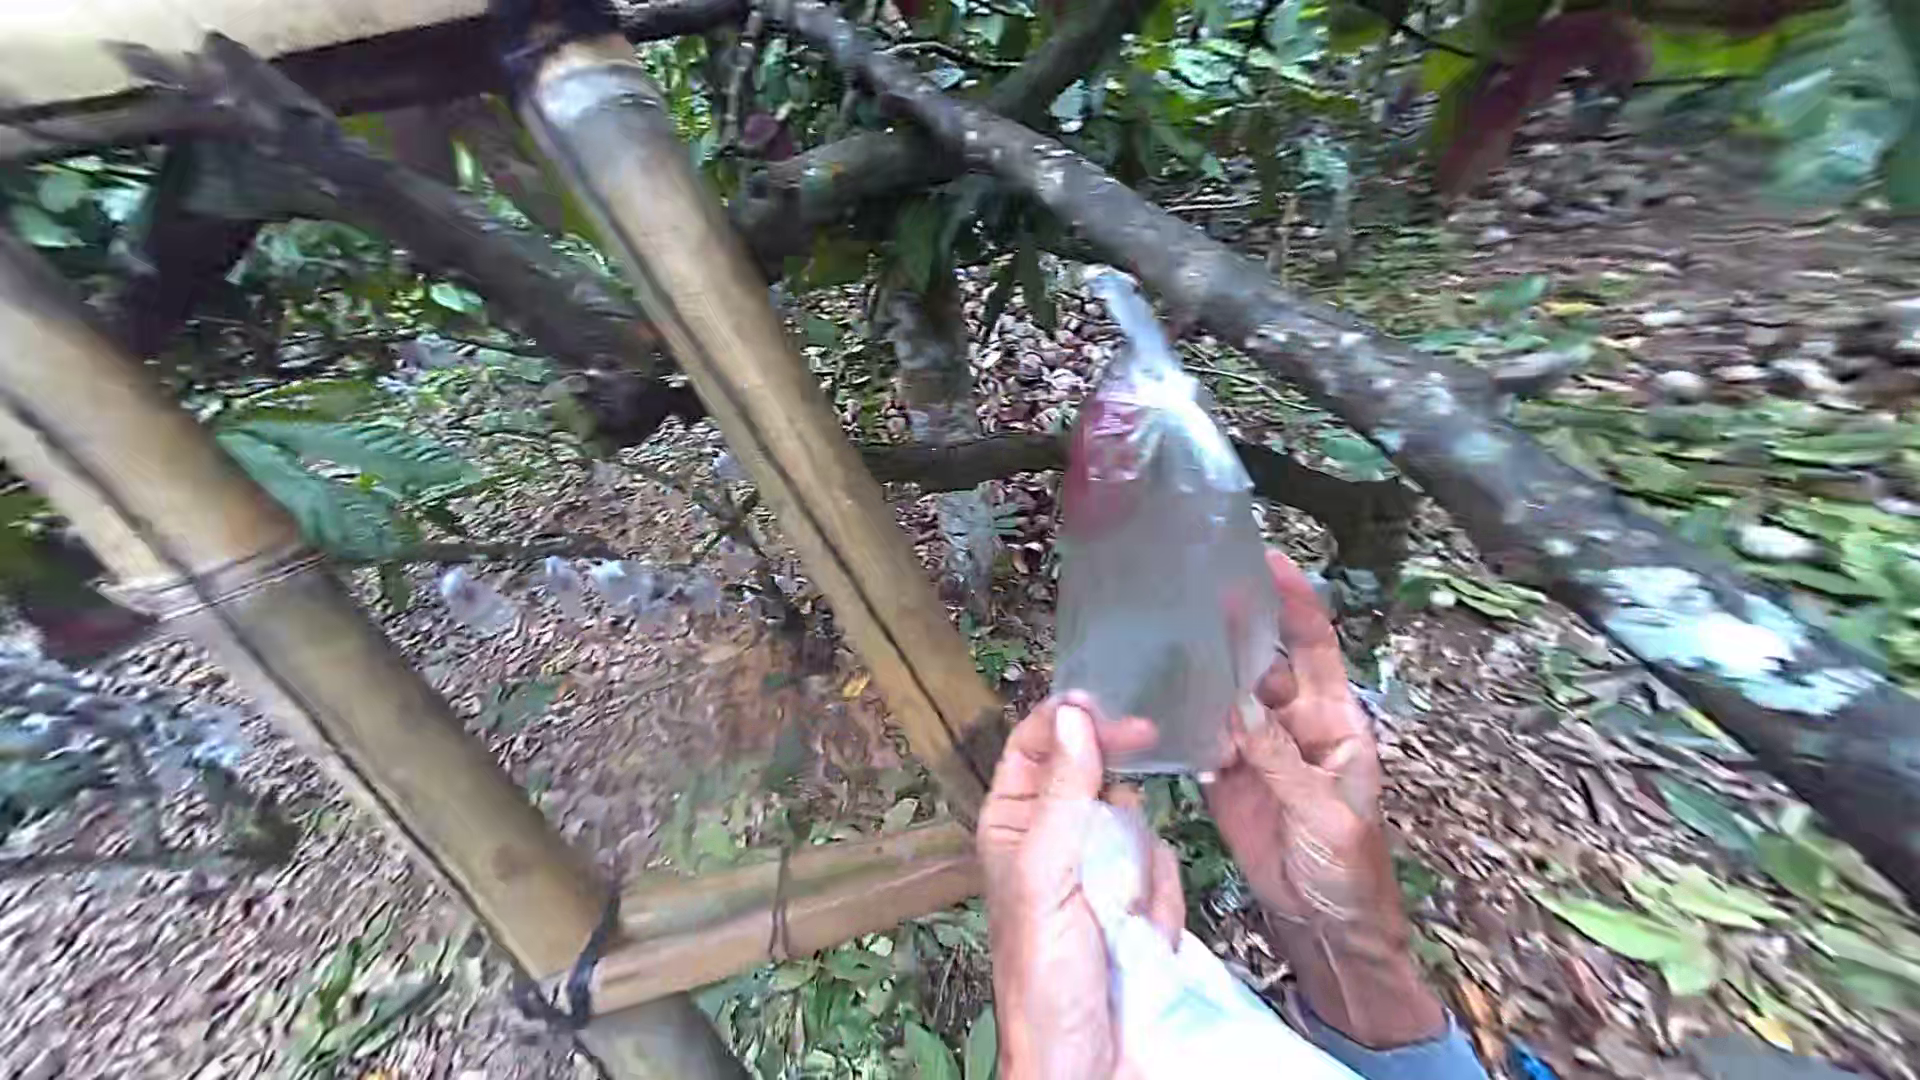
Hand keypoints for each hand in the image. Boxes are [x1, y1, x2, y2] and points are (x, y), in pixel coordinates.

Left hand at [977, 695, 1183, 1079]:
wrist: (1090, 1066)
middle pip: (1089, 769)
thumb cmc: (1045, 968)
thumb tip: (1073, 713)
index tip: (1104, 700)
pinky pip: (1157, 862)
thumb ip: (1064, 791)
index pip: (1036, 744)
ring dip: (1135, 859)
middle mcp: (1052, 829)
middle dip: (1116, 773)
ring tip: (1123, 910)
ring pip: (1130, 815)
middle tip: (1148, 739)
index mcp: (1014, 816)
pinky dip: (1157, 897)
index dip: (1065, 717)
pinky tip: (1144, 936)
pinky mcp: (1133, 891)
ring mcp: (1096, 860)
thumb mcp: (1046, 873)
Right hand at [1205, 551, 1444, 1048]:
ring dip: (1200, 668)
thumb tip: (1236, 704)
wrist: (1323, 922)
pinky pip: (1201, 729)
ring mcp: (1253, 741)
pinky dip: (1182, 715)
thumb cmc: (1349, 865)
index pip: (1313, 647)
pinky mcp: (1223, 766)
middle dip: (1232, 628)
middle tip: (1193, 592)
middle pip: (1258, 662)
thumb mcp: (1327, 812)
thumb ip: (1281, 758)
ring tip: (1163, 634)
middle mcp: (1289, 718)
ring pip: (1223, 691)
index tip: (1270, 563)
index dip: (1295, 604)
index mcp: (1332, 719)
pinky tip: (1156, 696)